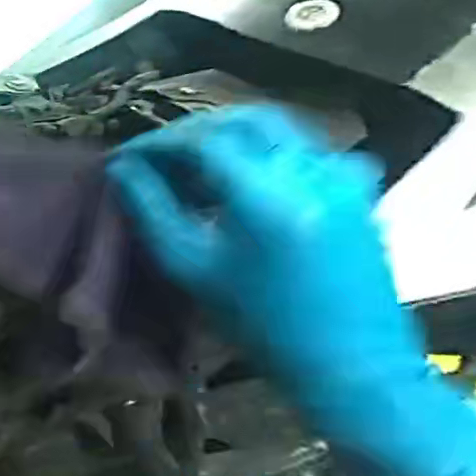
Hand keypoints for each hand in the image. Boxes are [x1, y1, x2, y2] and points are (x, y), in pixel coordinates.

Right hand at [105, 107, 424, 397]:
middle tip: (151, 155)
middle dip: (188, 131)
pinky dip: (256, 150)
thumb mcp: (185, 262)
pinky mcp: (355, 188)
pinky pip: (298, 147)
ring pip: (274, 128)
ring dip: (221, 137)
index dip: (154, 142)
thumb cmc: (253, 316)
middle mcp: (313, 174)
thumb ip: (149, 206)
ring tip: (185, 166)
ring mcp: (343, 178)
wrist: (347, 355)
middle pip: (244, 119)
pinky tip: (233, 178)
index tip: (120, 157)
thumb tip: (121, 167)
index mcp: (268, 195)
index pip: (203, 139)